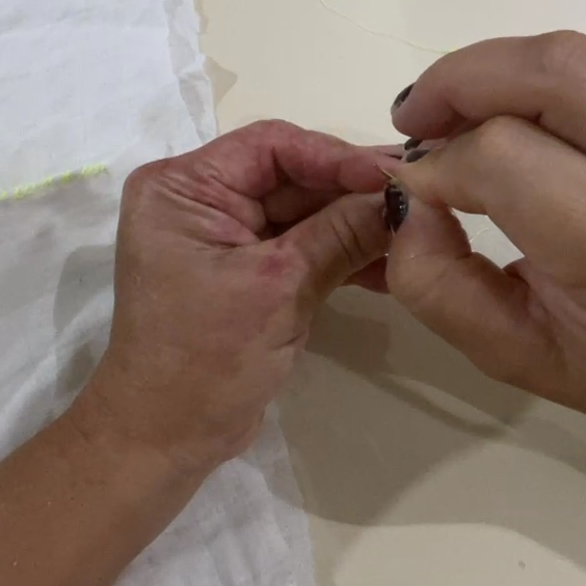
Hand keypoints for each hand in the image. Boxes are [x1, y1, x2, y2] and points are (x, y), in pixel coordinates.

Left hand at [72, 121, 393, 474]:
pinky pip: (298, 246)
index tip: (395, 174)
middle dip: (352, 194)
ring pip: (301, 213)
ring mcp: (222, 235)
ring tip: (413, 234)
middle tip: (419, 198)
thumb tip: (405, 196)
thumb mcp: (279, 288)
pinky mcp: (244, 269)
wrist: (166, 438)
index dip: (336, 156)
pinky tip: (388, 266)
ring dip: (353, 226)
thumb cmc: (206, 359)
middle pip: (289, 177)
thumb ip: (342, 234)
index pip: (270, 146)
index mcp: (183, 187)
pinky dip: (338, 255)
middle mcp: (198, 199)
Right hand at [385, 32, 585, 451]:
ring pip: (578, 63)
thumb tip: (409, 194)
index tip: (413, 190)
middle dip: (462, 79)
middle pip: (557, 71)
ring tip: (456, 124)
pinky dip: (545, 102)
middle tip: (414, 117)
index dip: (441, 165)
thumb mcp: (512, 358)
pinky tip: (541, 149)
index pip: (510, 160)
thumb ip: (437, 284)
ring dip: (497, 79)